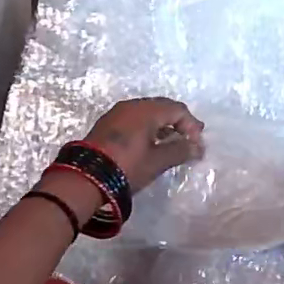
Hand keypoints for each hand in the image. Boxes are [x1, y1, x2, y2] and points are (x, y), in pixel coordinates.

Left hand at [83, 97, 204, 190]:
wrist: (87, 177)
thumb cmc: (127, 166)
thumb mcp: (157, 161)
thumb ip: (180, 151)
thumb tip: (197, 147)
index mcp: (147, 110)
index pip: (178, 110)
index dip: (191, 126)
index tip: (197, 145)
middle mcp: (132, 106)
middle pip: (162, 107)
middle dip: (178, 122)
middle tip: (189, 138)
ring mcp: (117, 113)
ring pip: (147, 112)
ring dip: (162, 125)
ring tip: (172, 141)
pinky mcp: (107, 124)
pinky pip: (134, 119)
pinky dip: (147, 127)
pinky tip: (151, 142)